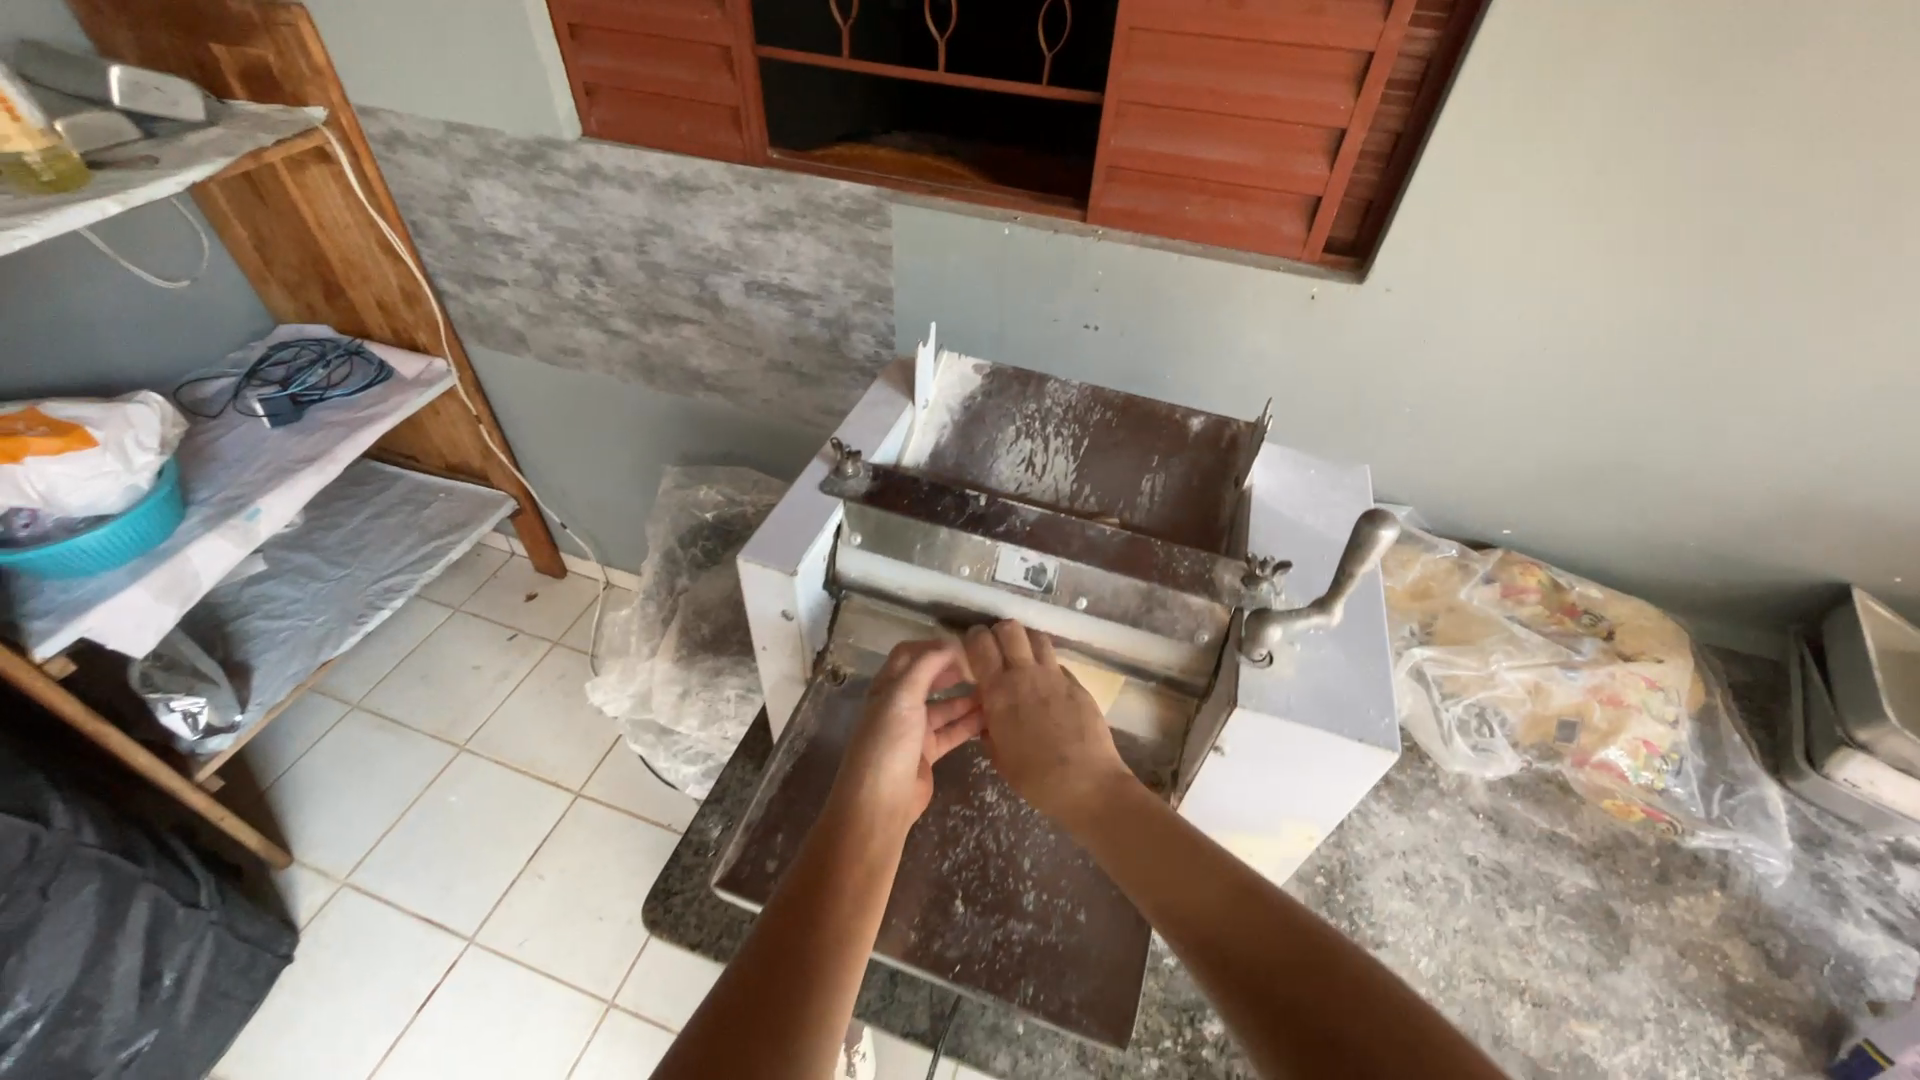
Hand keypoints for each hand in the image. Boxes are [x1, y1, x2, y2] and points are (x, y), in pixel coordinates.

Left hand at [828, 640, 983, 837]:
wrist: (881, 802)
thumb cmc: (888, 742)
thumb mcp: (903, 696)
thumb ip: (926, 667)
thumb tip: (950, 645)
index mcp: (886, 687)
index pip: (909, 655)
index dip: (934, 647)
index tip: (963, 646)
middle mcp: (898, 705)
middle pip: (928, 680)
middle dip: (953, 671)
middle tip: (983, 667)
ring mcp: (913, 730)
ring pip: (945, 707)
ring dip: (967, 698)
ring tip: (996, 691)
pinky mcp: (928, 753)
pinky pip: (952, 731)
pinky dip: (970, 724)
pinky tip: (992, 717)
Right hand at [964, 621, 1135, 827]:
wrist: (1086, 783)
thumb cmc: (1035, 778)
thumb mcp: (999, 757)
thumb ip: (989, 729)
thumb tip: (988, 716)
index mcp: (998, 692)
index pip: (981, 644)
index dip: (974, 637)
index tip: (972, 644)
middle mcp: (1025, 675)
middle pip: (1010, 629)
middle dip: (1000, 631)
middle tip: (997, 646)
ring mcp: (1054, 676)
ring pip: (1037, 637)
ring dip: (1026, 641)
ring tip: (1023, 656)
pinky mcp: (1077, 683)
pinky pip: (1057, 663)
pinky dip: (1047, 665)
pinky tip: (1047, 684)